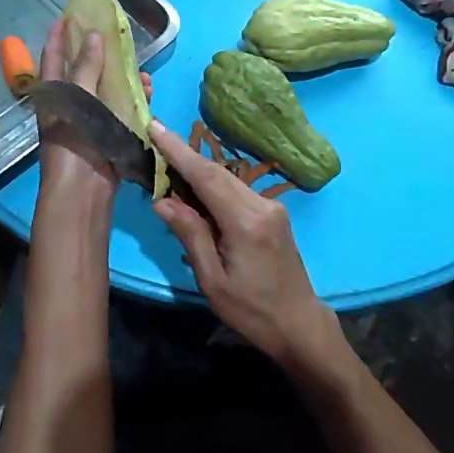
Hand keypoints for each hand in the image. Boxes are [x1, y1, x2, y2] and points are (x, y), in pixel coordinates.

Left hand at [35, 17, 150, 198]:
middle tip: (118, 36)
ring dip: (124, 78)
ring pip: (108, 90)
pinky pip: (123, 110)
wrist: (82, 190)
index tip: (68, 14)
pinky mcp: (110, 134)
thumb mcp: (77, 98)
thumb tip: (93, 34)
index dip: (58, 35)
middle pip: (86, 71)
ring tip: (142, 70)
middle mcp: (71, 104)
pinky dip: (136, 100)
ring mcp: (91, 120)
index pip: (54, 57)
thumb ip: (86, 67)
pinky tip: (148, 91)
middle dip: (102, 54)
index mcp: (54, 94)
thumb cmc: (72, 140)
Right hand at [147, 121, 340, 366]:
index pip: (206, 177)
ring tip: (166, 164)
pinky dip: (211, 185)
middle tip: (153, 140)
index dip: (178, 151)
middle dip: (184, 155)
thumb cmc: (252, 311)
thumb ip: (190, 235)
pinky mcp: (272, 213)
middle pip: (216, 172)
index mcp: (246, 223)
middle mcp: (262, 206)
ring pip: (226, 179)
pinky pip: (236, 190)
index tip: (155, 127)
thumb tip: (162, 201)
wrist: (300, 325)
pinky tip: (194, 191)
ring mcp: (271, 208)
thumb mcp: (212, 280)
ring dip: (197, 170)